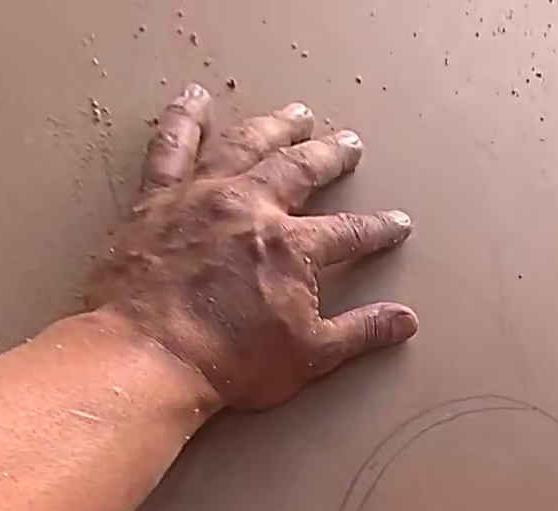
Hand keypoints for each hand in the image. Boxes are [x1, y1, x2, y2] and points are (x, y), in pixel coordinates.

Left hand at [86, 84, 418, 410]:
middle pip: (300, 170)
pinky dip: (185, 120)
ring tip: (296, 113)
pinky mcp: (157, 202)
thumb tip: (406, 320)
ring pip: (246, 145)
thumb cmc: (232, 362)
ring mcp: (201, 198)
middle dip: (330, 157)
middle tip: (349, 145)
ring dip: (275, 126)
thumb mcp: (312, 354)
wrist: (152, 357)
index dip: (379, 229)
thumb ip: (362, 331)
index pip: (350, 232)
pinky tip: (196, 101)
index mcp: (292, 247)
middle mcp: (250, 208)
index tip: (397, 224)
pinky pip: (171, 146)